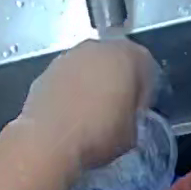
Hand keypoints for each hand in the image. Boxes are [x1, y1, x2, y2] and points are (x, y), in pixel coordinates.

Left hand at [13, 39, 157, 170]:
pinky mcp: (44, 73)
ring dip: (89, 87)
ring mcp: (67, 57)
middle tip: (113, 114)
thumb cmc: (98, 136)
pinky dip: (68, 95)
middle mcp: (97, 47)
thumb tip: (125, 120)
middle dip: (115, 84)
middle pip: (113, 63)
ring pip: (86, 70)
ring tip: (87, 117)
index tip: (136, 115)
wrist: (48, 142)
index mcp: (128, 56)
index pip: (146, 69)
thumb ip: (133, 119)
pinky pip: (64, 82)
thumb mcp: (132, 136)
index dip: (143, 95)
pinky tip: (67, 118)